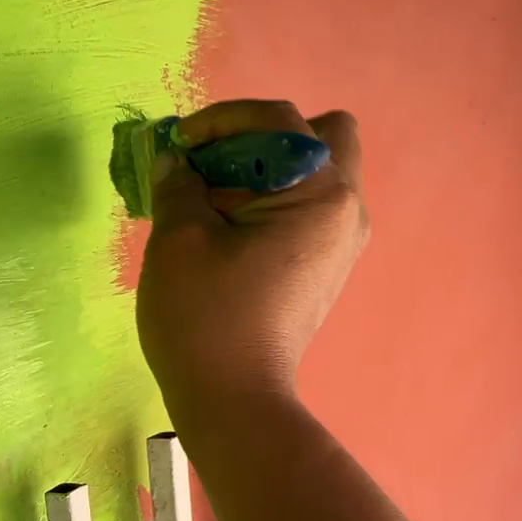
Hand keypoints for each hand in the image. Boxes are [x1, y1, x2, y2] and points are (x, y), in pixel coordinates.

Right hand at [136, 100, 367, 419]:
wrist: (230, 399)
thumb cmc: (202, 319)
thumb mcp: (177, 244)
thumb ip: (177, 189)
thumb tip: (174, 163)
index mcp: (320, 193)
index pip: (279, 122)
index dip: (221, 121)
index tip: (176, 143)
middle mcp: (346, 209)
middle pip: (319, 138)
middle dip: (260, 142)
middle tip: (210, 171)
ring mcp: (340, 245)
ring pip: (312, 178)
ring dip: (262, 177)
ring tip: (208, 209)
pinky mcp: (322, 272)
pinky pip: (302, 216)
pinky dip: (267, 209)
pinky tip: (224, 239)